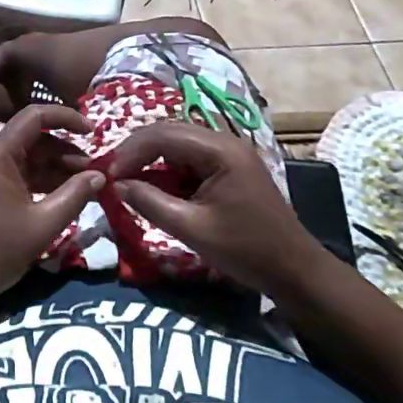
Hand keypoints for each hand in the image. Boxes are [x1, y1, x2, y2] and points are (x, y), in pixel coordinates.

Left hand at [0, 104, 106, 301]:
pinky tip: (70, 196)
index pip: (36, 116)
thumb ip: (74, 196)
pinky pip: (26, 175)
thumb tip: (100, 175)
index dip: (67, 118)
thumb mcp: (42, 224)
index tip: (94, 132)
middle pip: (38, 138)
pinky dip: (48, 182)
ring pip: (34, 158)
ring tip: (90, 185)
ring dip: (61, 168)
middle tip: (98, 170)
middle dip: (69, 150)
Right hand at [107, 121, 323, 293]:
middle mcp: (224, 141)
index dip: (131, 151)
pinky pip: (192, 159)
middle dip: (139, 152)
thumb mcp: (192, 229)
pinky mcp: (230, 168)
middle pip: (170, 133)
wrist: (294, 268)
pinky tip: (154, 187)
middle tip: (113, 175)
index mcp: (219, 150)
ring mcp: (229, 153)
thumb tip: (117, 184)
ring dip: (153, 160)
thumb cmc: (245, 249)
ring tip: (127, 181)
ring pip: (179, 145)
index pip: (164, 135)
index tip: (108, 175)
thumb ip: (151, 203)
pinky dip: (170, 171)